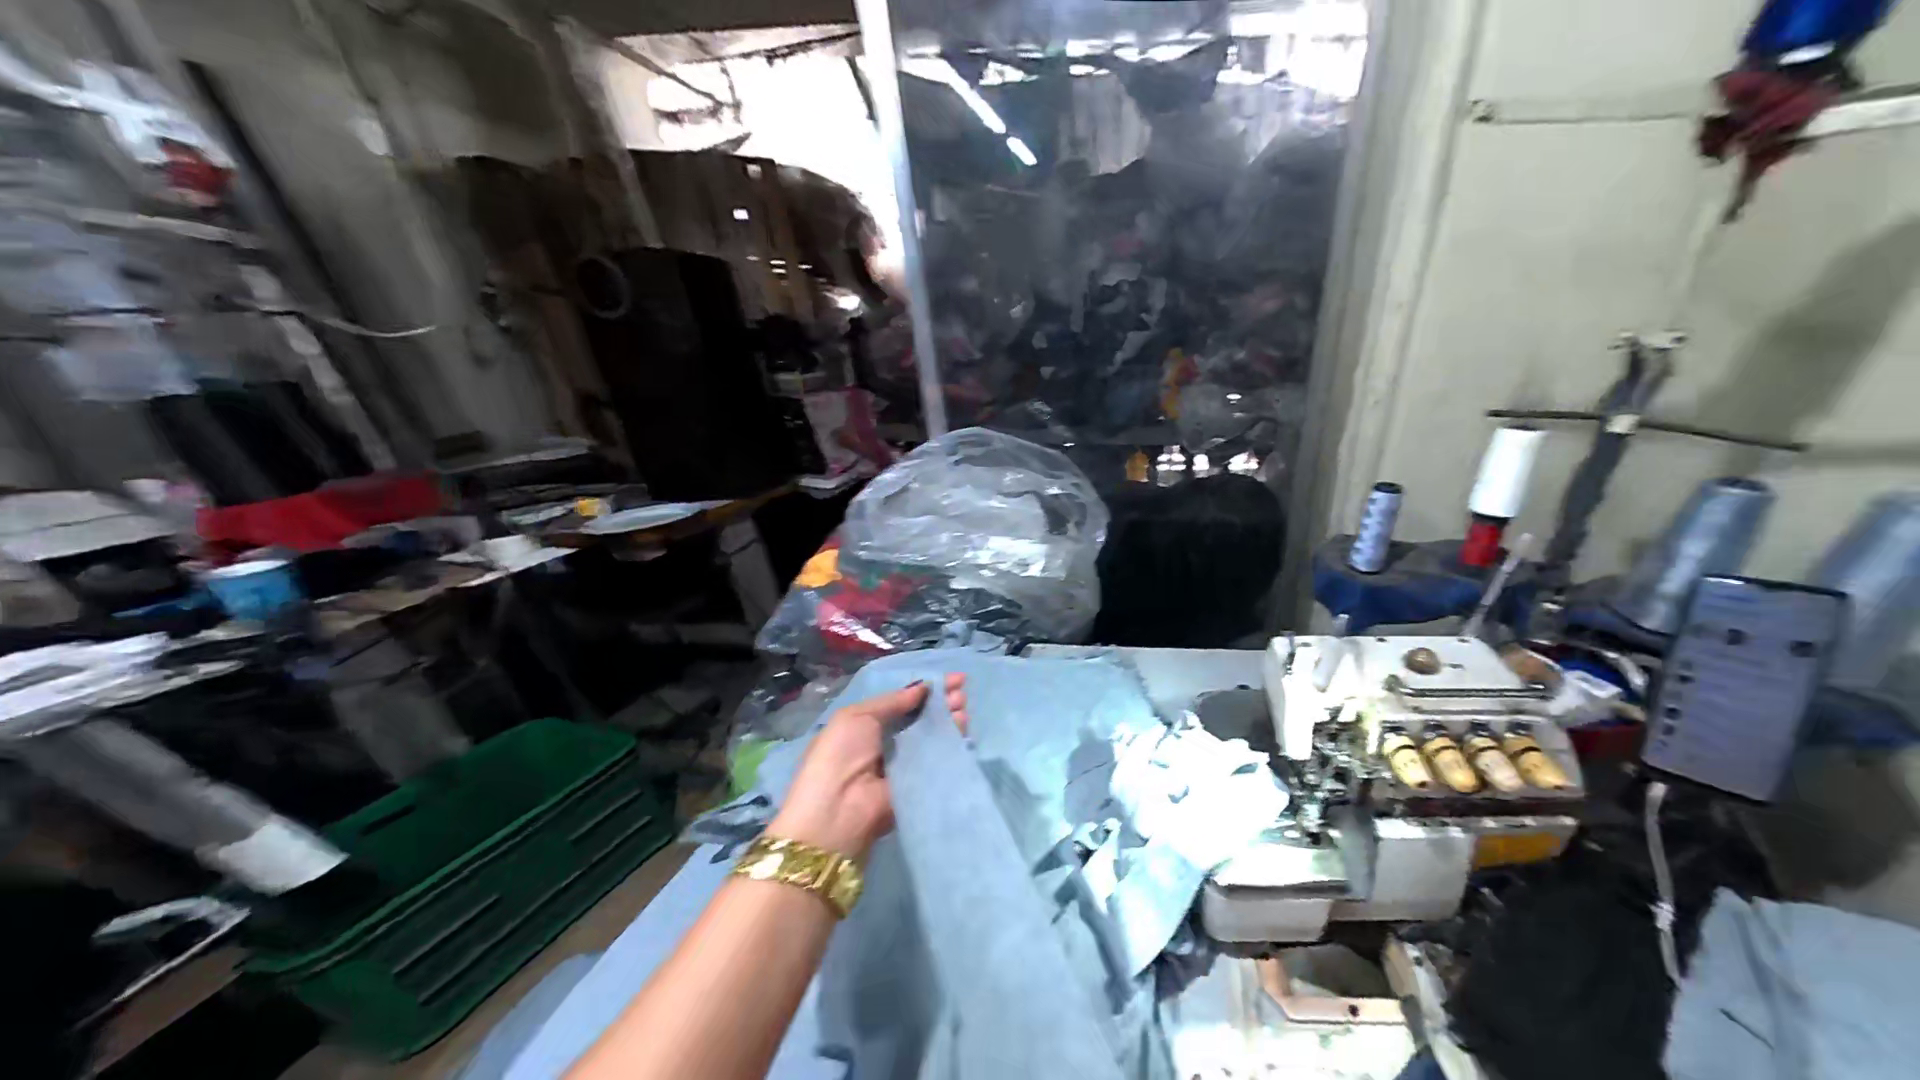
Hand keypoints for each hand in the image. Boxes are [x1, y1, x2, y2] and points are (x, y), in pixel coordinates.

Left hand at [769, 674, 967, 860]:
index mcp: (868, 725)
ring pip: (933, 736)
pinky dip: (952, 741)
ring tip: (962, 706)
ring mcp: (906, 764)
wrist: (838, 810)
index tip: (952, 678)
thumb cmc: (840, 754)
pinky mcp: (921, 784)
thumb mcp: (857, 716)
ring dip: (950, 718)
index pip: (903, 702)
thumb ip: (892, 702)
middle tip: (961, 690)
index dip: (925, 689)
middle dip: (942, 701)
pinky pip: (939, 759)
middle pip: (922, 717)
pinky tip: (961, 727)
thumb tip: (923, 688)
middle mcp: (888, 743)